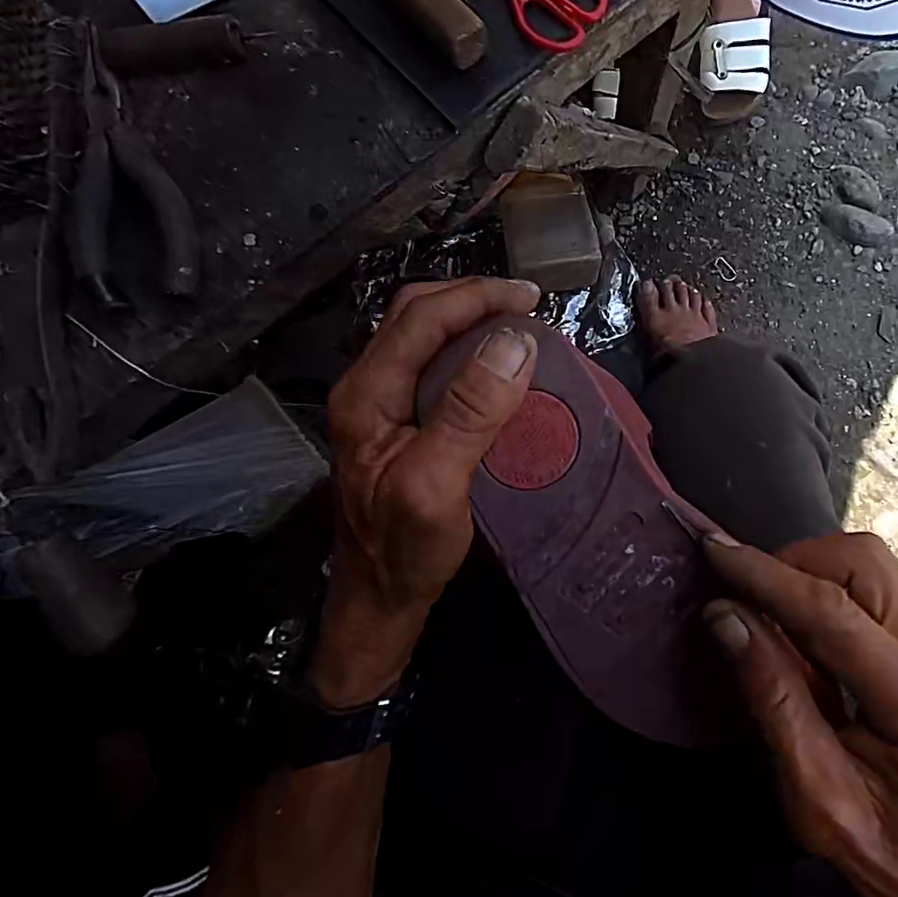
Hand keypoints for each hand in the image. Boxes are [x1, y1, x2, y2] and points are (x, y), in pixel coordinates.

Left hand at [311, 278, 541, 707]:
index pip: (421, 319)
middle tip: (525, 307)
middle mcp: (367, 388)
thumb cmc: (402, 551)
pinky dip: (467, 353)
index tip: (530, 298)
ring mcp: (381, 406)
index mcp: (367, 394)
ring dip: (469, 322)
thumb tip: (513, 344)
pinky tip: (495, 366)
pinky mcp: (399, 424)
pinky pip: (433, 368)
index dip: (477, 297)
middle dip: (471, 299)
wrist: (377, 598)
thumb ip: (468, 414)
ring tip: (516, 328)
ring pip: (423, 338)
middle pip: (415, 316)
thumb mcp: (435, 485)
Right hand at [701, 532, 897, 896]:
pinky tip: (798, 623)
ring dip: (808, 569)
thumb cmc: (891, 855)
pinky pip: (874, 586)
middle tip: (743, 594)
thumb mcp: (816, 796)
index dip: (767, 576)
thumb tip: (725, 616)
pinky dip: (825, 586)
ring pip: (870, 564)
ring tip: (766, 607)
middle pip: (863, 564)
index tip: (714, 552)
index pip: (835, 612)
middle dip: (792, 563)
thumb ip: (774, 699)